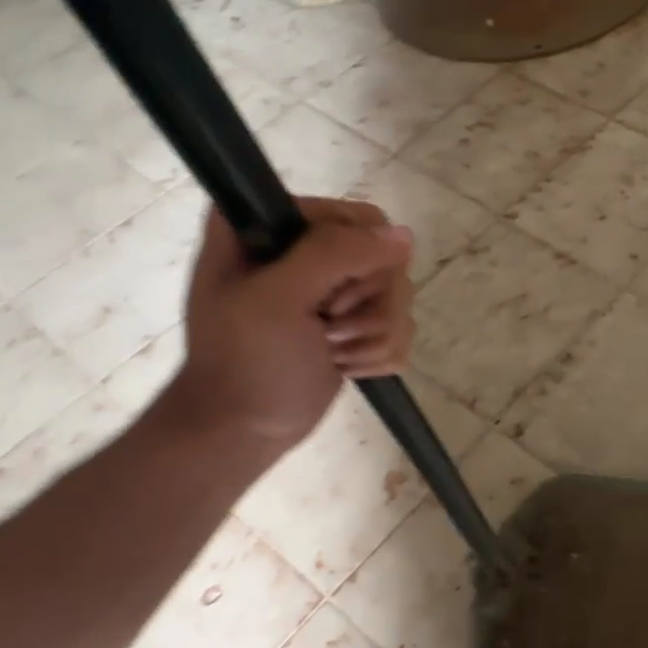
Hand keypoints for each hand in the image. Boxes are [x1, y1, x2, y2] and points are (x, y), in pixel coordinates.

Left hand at [163, 198, 415, 450]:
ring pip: (400, 295)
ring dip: (372, 335)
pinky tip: (344, 365)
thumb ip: (334, 254)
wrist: (243, 429)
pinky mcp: (358, 325)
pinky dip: (378, 354)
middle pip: (386, 259)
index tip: (327, 292)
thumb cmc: (245, 362)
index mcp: (272, 227)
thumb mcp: (277, 299)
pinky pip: (401, 327)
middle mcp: (306, 251)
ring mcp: (335, 290)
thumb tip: (405, 236)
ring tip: (331, 352)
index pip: (357, 217)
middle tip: (325, 326)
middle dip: (367, 304)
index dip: (357, 255)